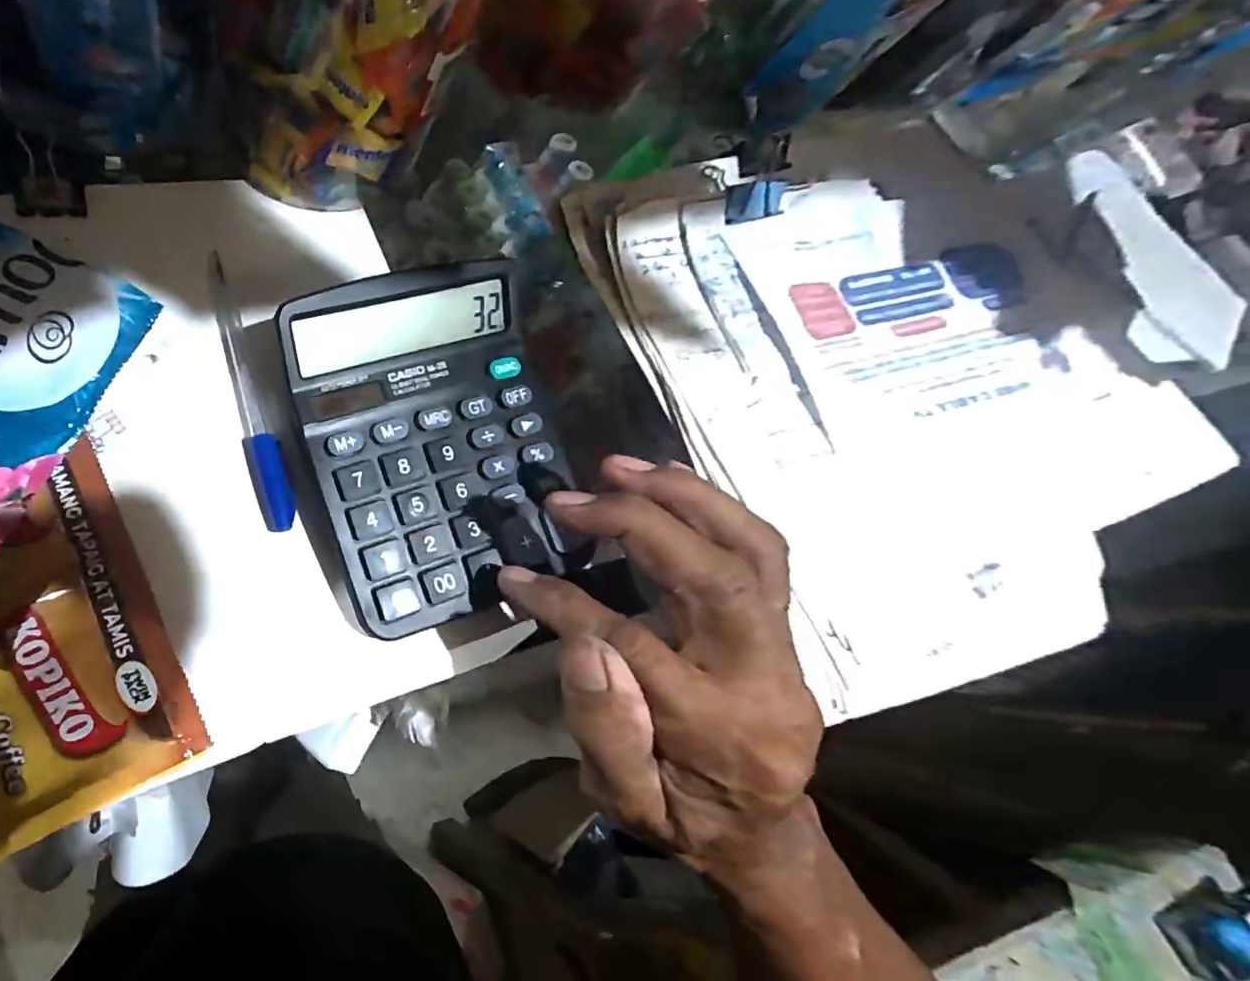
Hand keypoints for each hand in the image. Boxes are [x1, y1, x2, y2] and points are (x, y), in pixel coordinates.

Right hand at [498, 456, 822, 883]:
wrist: (760, 834)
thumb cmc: (681, 817)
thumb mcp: (624, 801)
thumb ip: (603, 730)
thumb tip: (582, 643)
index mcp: (719, 729)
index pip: (633, 641)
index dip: (566, 602)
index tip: (516, 577)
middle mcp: (766, 677)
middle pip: (716, 576)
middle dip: (639, 522)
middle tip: (571, 498)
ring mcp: (784, 646)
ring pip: (754, 549)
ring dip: (686, 496)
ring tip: (622, 467)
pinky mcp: (781, 625)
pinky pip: (759, 550)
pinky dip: (711, 506)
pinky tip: (665, 482)